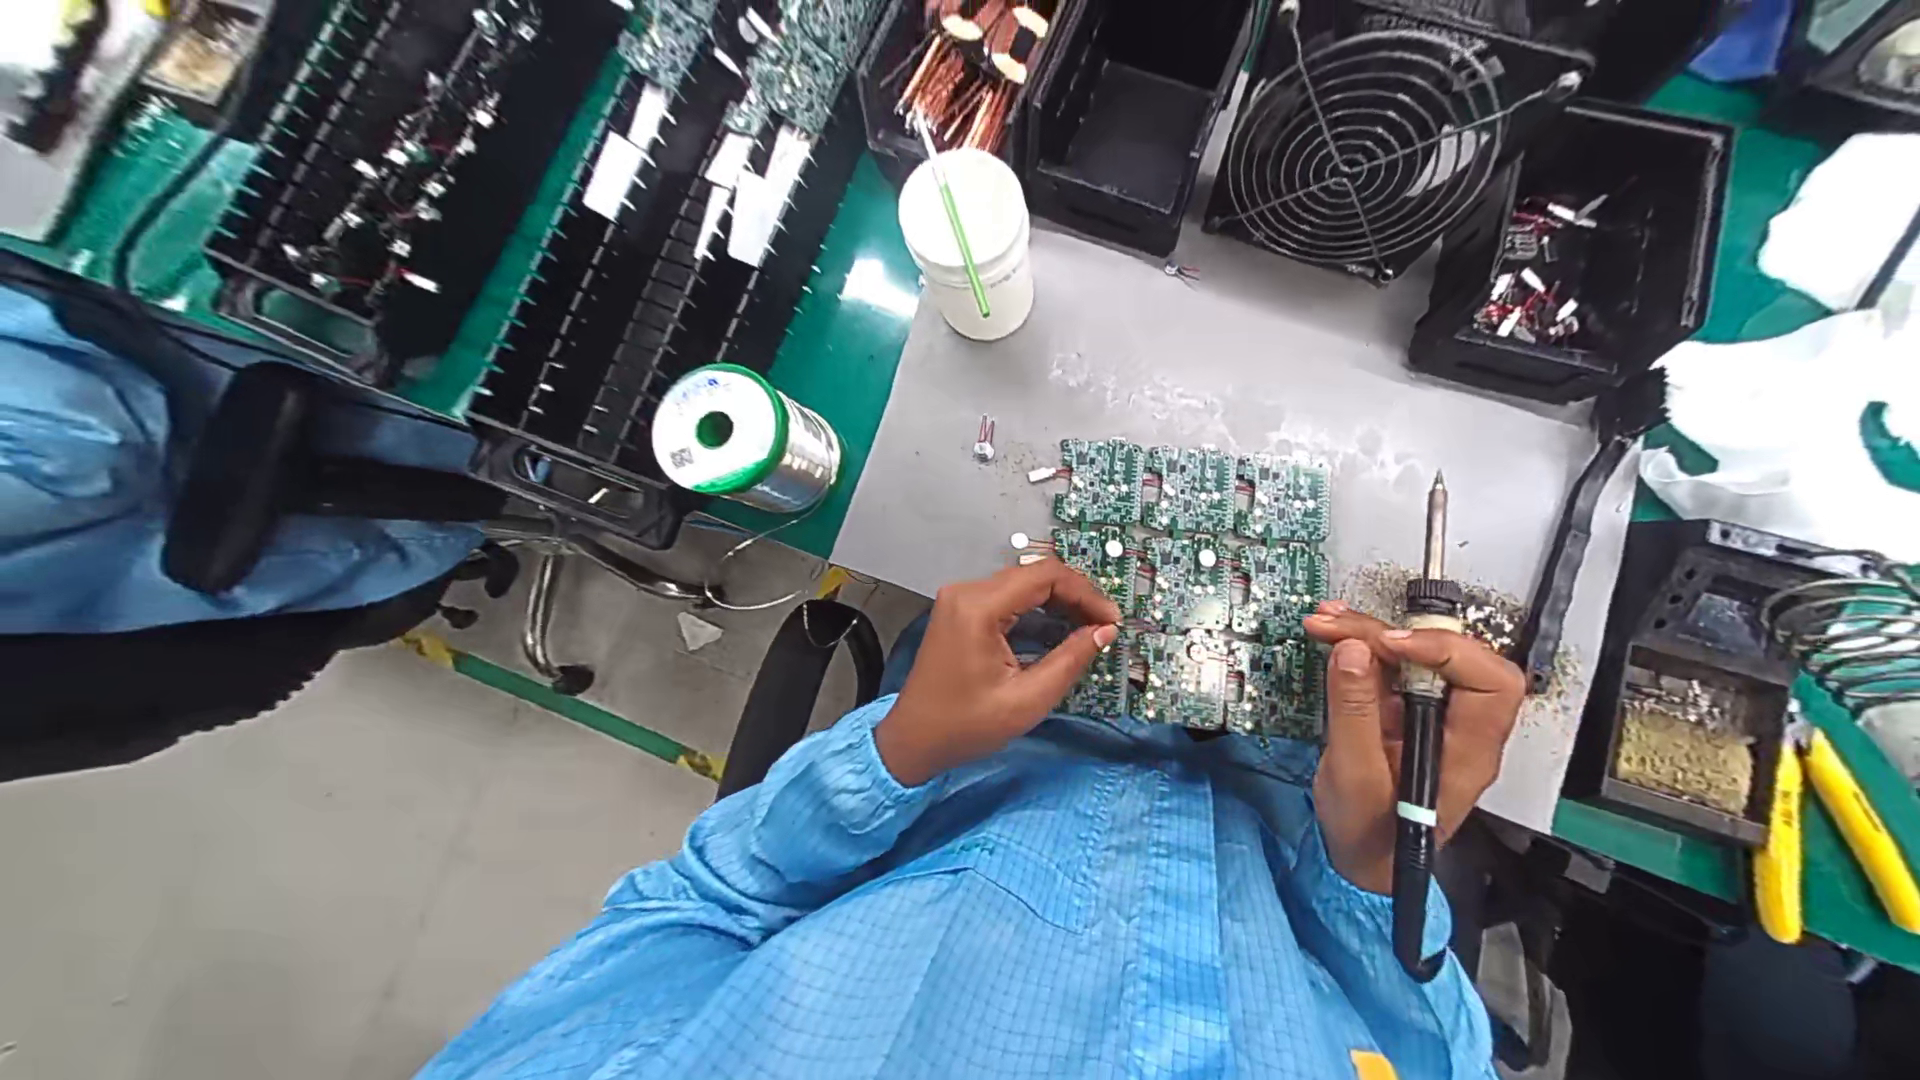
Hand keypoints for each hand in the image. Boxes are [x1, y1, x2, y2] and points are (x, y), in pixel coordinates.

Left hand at [875, 559, 1122, 785]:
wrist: (913, 739)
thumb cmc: (964, 726)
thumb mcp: (1026, 700)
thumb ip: (1070, 660)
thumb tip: (1104, 631)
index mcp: (978, 607)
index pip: (1045, 576)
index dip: (1085, 593)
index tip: (1110, 620)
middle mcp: (966, 591)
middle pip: (1034, 575)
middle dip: (1075, 597)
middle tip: (1103, 626)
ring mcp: (960, 598)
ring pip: (1023, 584)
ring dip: (1058, 602)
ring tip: (1087, 629)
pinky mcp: (960, 610)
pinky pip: (1007, 597)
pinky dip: (1036, 610)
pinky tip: (1058, 631)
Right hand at [1302, 601, 1524, 893]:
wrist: (1360, 855)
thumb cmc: (1368, 830)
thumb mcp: (1354, 773)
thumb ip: (1353, 710)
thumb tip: (1351, 649)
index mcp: (1467, 749)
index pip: (1491, 683)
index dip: (1446, 653)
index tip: (1387, 645)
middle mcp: (1456, 725)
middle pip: (1445, 659)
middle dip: (1388, 633)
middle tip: (1334, 624)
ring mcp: (1427, 715)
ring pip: (1413, 656)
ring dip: (1368, 633)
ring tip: (1324, 621)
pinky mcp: (1397, 710)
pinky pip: (1387, 668)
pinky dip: (1357, 647)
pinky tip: (1331, 636)